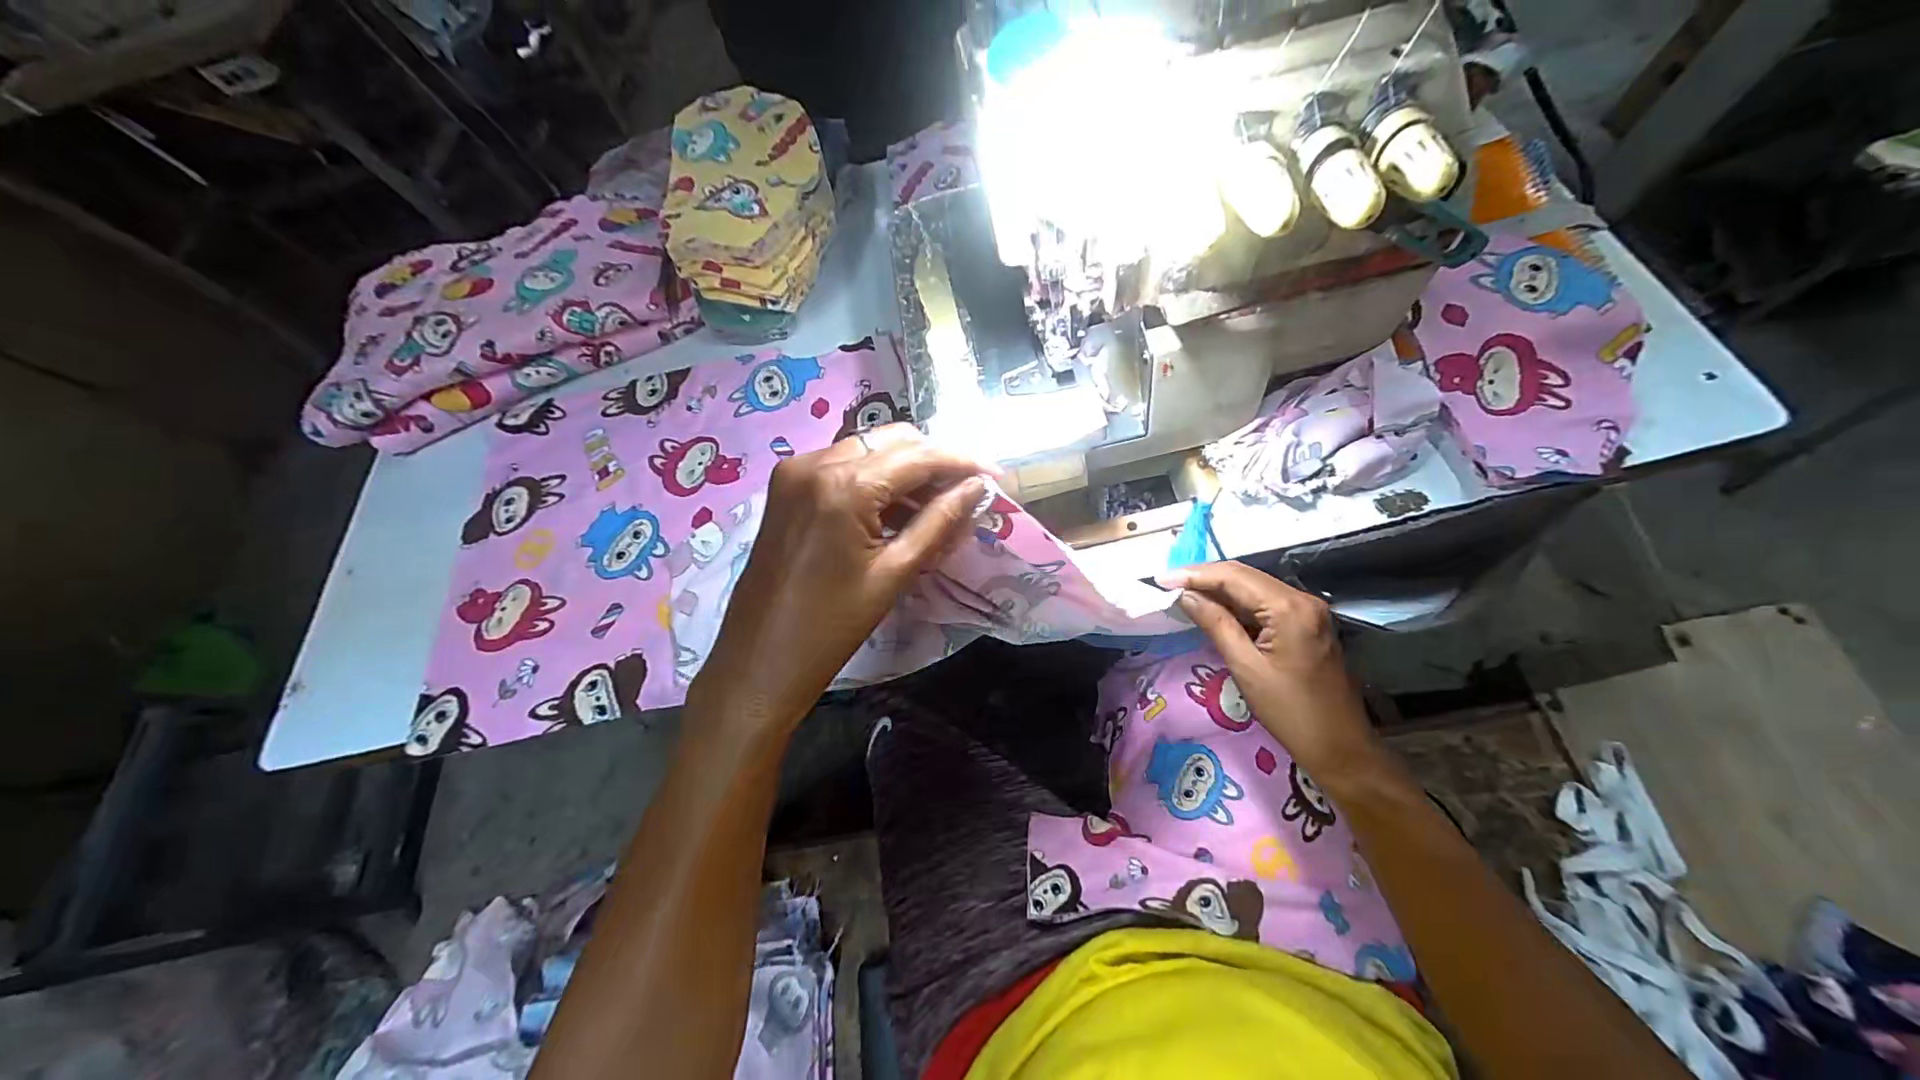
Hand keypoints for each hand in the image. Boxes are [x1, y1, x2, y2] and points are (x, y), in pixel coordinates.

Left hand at [690, 425, 989, 730]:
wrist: (759, 660)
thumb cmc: (831, 626)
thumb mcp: (894, 573)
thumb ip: (939, 522)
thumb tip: (978, 489)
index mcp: (844, 484)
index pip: (919, 455)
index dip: (962, 462)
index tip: (995, 476)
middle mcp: (815, 462)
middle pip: (892, 441)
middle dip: (934, 462)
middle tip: (965, 496)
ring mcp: (795, 471)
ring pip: (868, 451)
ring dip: (905, 472)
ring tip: (937, 511)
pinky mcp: (786, 487)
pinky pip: (842, 467)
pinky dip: (874, 481)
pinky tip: (896, 513)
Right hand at [1159, 562, 1386, 789]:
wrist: (1340, 746)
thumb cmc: (1290, 711)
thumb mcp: (1245, 667)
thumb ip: (1215, 624)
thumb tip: (1186, 596)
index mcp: (1289, 608)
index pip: (1234, 576)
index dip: (1195, 575)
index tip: (1162, 579)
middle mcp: (1302, 599)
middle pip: (1245, 576)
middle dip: (1205, 578)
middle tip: (1167, 584)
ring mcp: (1308, 610)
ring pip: (1254, 588)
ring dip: (1219, 589)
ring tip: (1183, 593)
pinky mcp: (1307, 623)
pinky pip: (1265, 603)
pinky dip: (1237, 604)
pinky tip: (1213, 608)